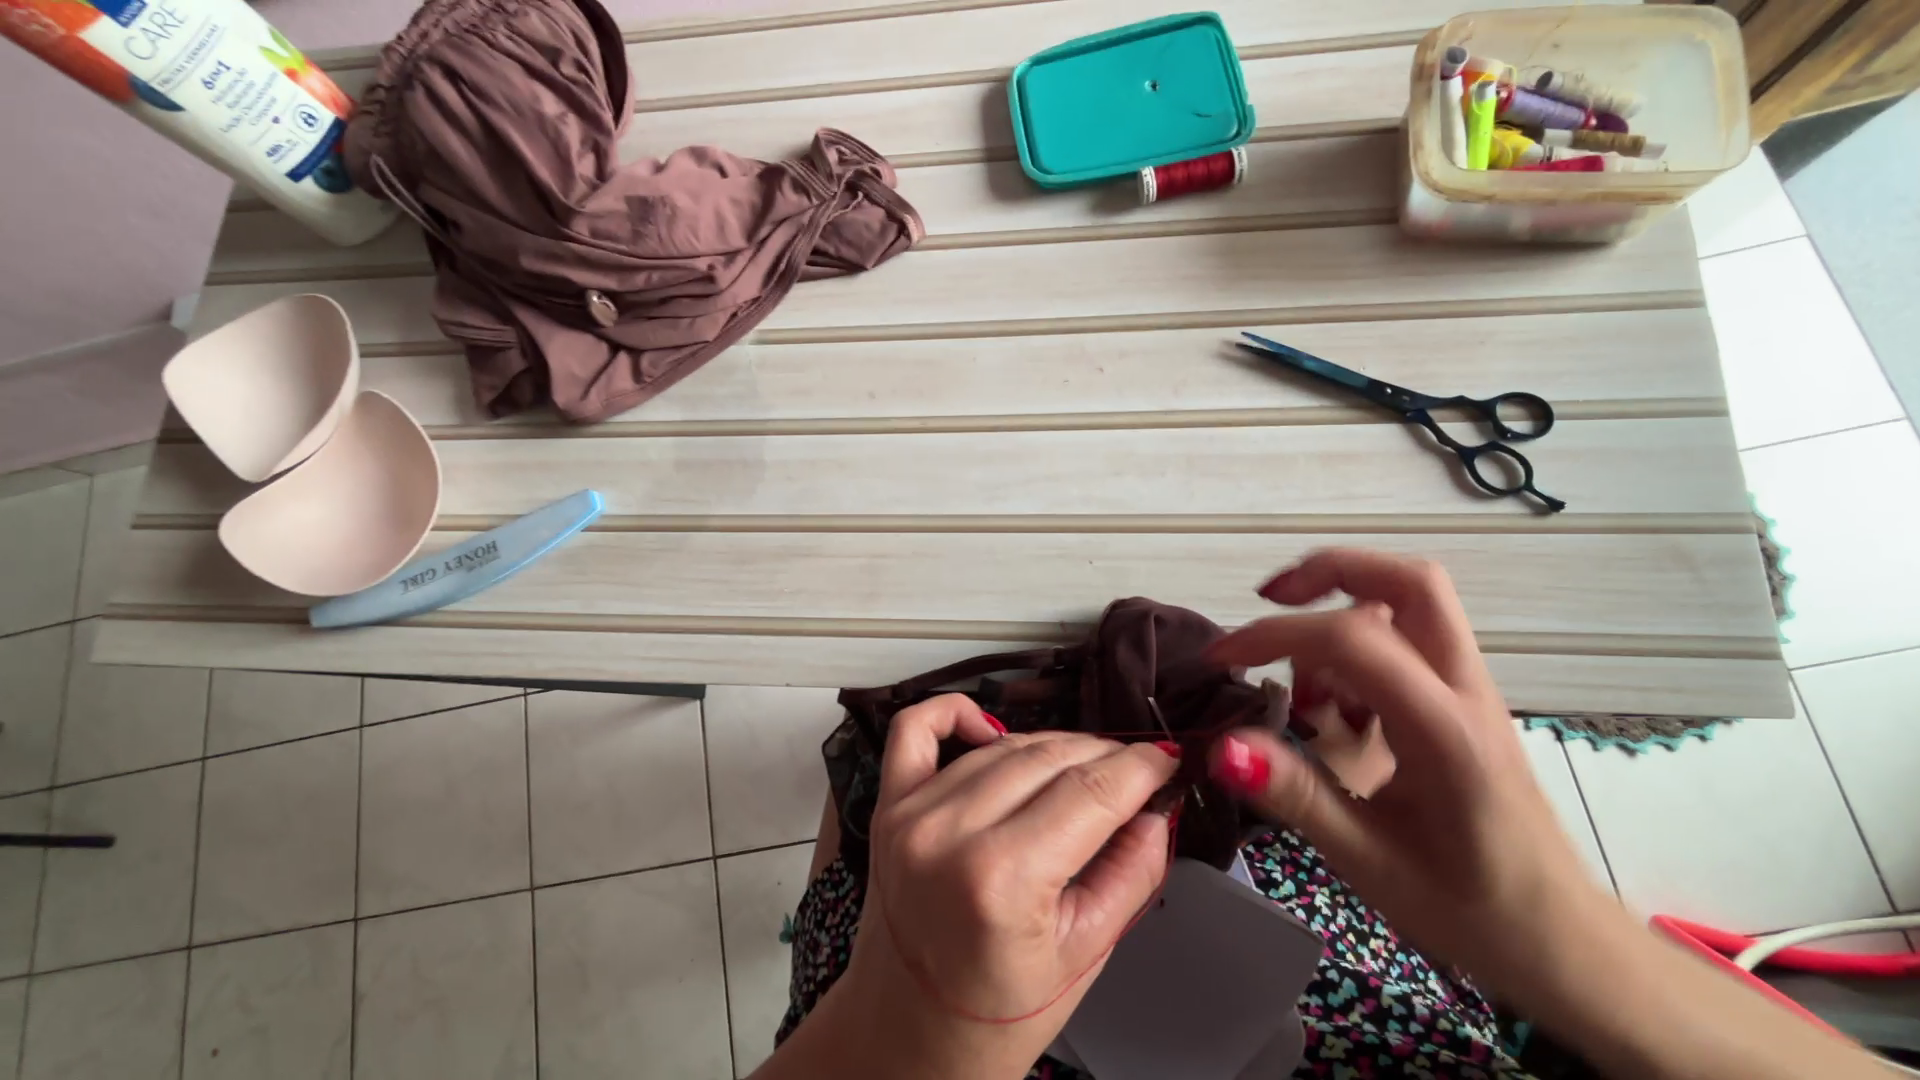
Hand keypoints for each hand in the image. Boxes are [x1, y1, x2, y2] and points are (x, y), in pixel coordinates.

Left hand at [828, 693, 1179, 1077]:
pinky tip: (991, 727)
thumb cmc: (994, 1015)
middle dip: (1105, 755)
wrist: (904, 1036)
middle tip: (1135, 768)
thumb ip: (1132, 872)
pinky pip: (917, 728)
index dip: (1141, 767)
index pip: (1091, 791)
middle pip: (1050, 758)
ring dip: (1053, 746)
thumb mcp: (1085, 955)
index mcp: (1002, 880)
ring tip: (1085, 767)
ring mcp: (913, 814)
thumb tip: (1156, 808)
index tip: (1167, 757)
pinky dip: (954, 712)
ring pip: (1002, 745)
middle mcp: (950, 833)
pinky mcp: (889, 806)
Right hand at [1202, 548, 1614, 1002]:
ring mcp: (1472, 694)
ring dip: (1343, 613)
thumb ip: (1296, 795)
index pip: (1352, 639)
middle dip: (1330, 570)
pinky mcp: (1465, 707)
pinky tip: (1335, 713)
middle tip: (1269, 599)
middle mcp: (1466, 693)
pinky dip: (1361, 648)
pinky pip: (1411, 643)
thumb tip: (1221, 745)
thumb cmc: (1469, 910)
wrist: (1564, 943)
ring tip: (1302, 689)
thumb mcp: (1368, 861)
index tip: (1220, 660)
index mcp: (1444, 730)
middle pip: (1410, 580)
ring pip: (1413, 605)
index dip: (1274, 634)